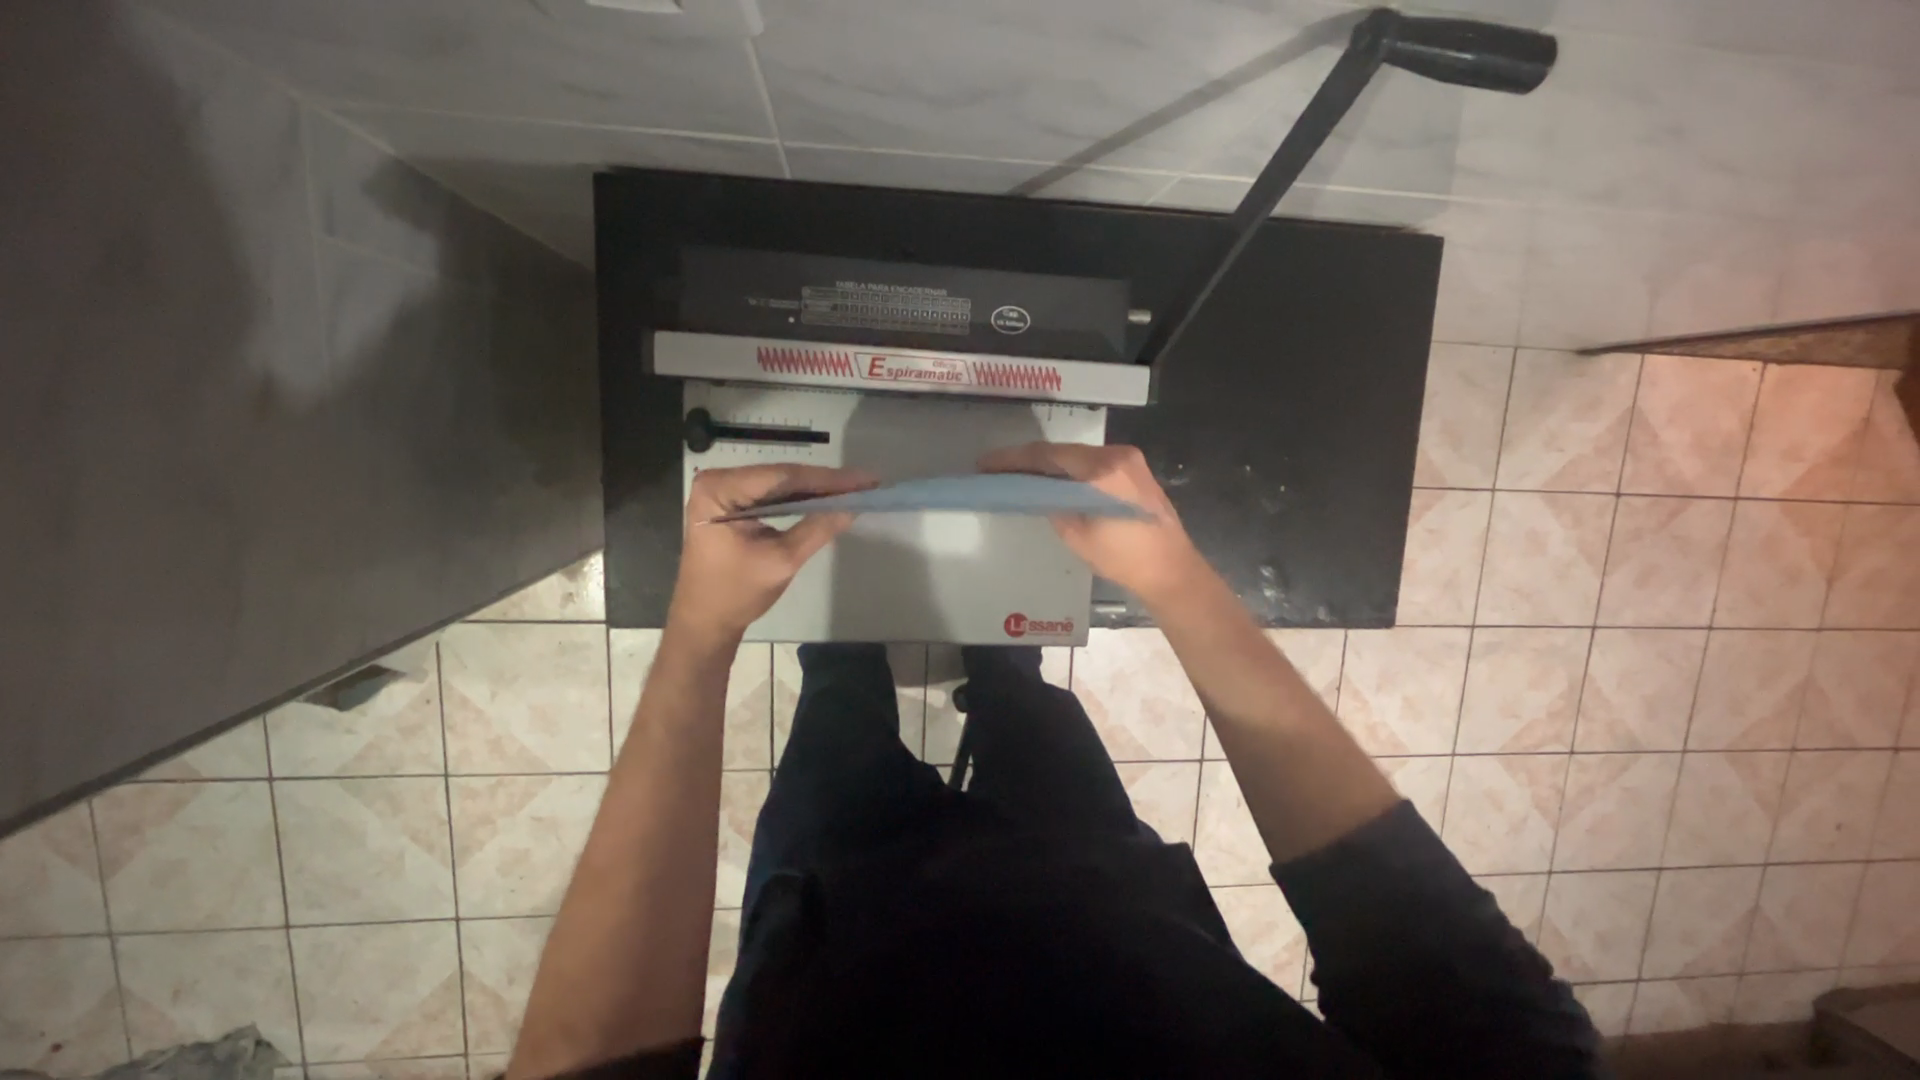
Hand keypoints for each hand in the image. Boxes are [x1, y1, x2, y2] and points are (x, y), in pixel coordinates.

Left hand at [669, 464, 877, 639]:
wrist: (704, 622)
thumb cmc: (736, 593)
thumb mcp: (781, 560)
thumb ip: (817, 528)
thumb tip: (854, 506)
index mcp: (720, 490)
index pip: (783, 477)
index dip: (827, 479)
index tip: (864, 480)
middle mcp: (717, 481)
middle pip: (781, 477)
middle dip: (824, 482)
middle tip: (865, 484)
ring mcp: (722, 492)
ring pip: (779, 485)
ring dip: (815, 490)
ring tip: (854, 490)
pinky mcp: (730, 504)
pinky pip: (770, 495)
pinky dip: (798, 500)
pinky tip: (827, 500)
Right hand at [978, 442, 1203, 600]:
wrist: (1172, 570)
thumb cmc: (1124, 558)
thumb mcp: (1077, 535)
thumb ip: (1053, 505)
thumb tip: (1035, 492)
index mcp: (1102, 470)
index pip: (1048, 455)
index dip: (1013, 459)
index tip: (986, 463)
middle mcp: (1117, 455)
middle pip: (1062, 451)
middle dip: (1029, 460)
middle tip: (998, 469)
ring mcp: (1130, 460)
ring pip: (1077, 456)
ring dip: (1049, 465)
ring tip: (1020, 475)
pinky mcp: (1135, 470)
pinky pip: (1093, 463)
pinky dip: (1070, 470)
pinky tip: (1052, 481)